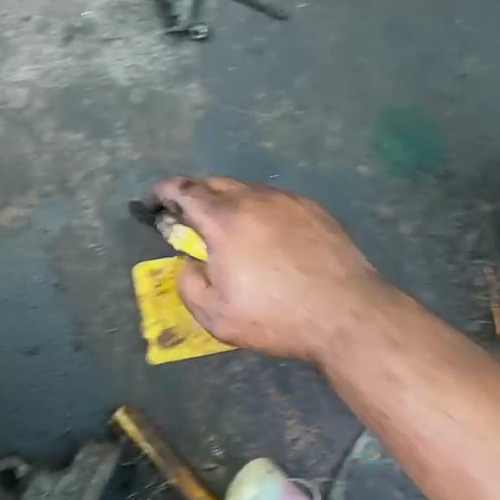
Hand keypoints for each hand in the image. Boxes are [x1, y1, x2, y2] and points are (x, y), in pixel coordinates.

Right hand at [153, 176, 391, 363]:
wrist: (346, 313)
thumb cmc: (276, 316)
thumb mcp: (216, 316)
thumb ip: (189, 284)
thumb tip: (189, 262)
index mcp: (223, 219)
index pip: (184, 190)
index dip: (164, 192)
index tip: (153, 200)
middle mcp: (253, 199)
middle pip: (214, 183)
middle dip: (193, 193)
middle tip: (186, 215)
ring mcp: (287, 200)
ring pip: (247, 189)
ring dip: (228, 200)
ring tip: (228, 226)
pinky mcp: (313, 209)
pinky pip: (275, 200)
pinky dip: (259, 209)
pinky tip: (267, 234)